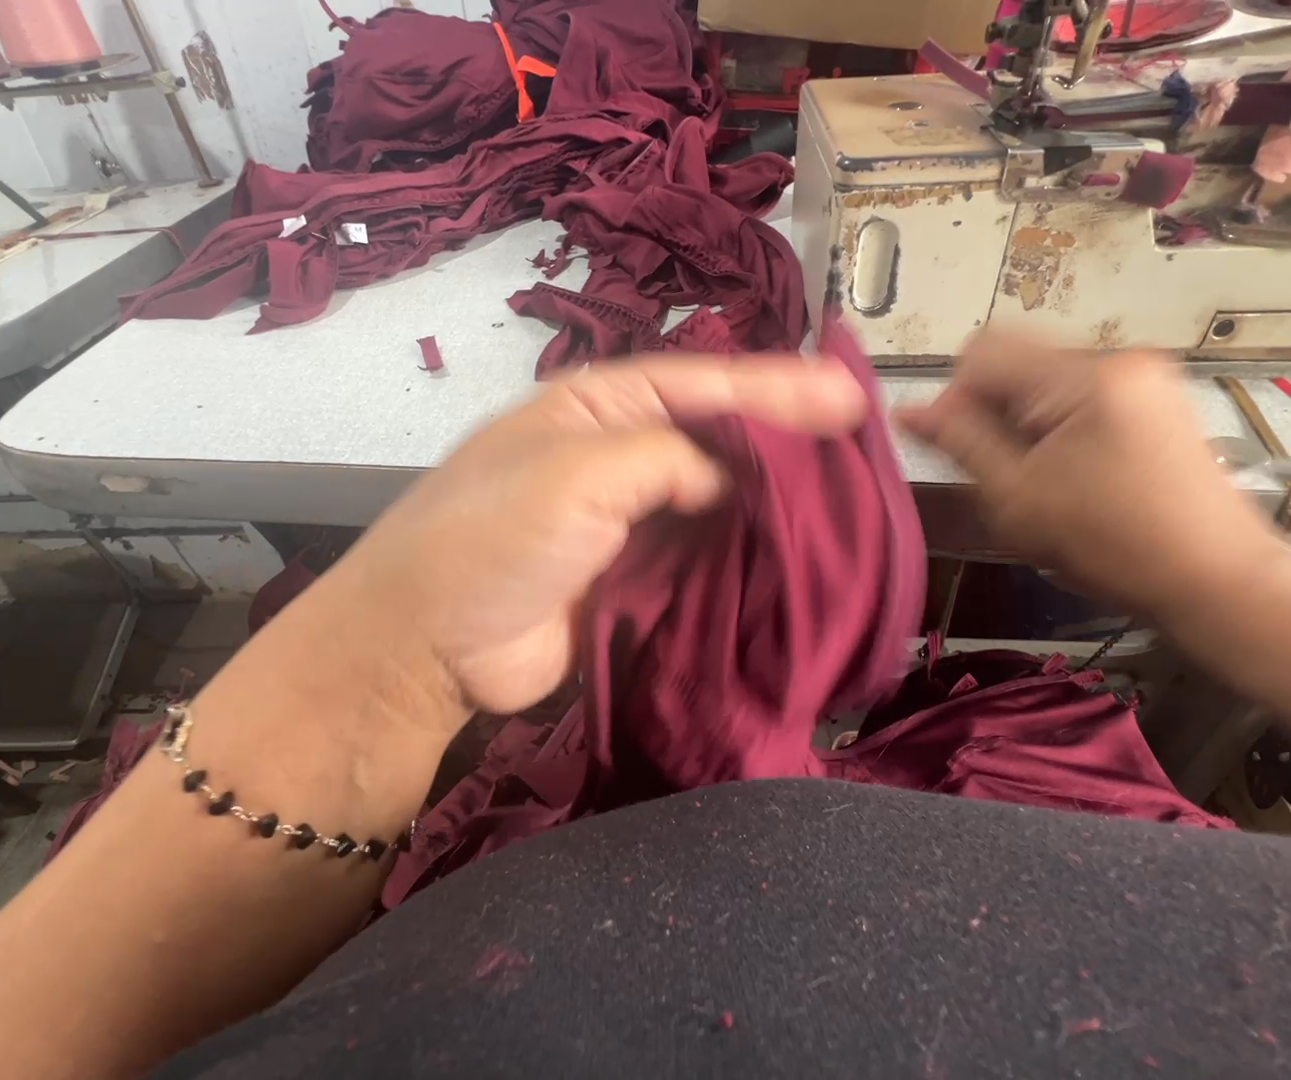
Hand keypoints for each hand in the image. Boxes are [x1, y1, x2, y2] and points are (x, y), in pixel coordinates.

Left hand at [318, 356, 867, 729]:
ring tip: (846, 498)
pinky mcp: (635, 578)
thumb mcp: (576, 474)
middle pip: (717, 438)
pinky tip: (794, 555)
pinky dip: (747, 555)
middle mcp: (618, 454)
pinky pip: (703, 556)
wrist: (429, 647)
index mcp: (597, 407)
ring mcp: (628, 520)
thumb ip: (665, 460)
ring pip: (717, 500)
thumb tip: (729, 482)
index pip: (701, 383)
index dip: (775, 387)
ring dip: (773, 502)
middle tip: (861, 443)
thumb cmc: (490, 539)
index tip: (846, 396)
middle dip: (786, 441)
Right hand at [894, 330, 1275, 619]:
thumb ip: (960, 442)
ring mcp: (1145, 376)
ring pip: (1045, 380)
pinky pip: (1079, 395)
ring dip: (1023, 421)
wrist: (1217, 578)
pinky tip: (1068, 472)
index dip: (953, 395)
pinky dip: (1056, 426)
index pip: (984, 350)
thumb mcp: (1017, 496)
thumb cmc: (1111, 544)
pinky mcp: (1157, 400)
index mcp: (1085, 375)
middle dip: (991, 410)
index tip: (956, 449)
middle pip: (1018, 360)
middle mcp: (1119, 357)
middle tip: (996, 471)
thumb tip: (907, 410)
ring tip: (1036, 477)